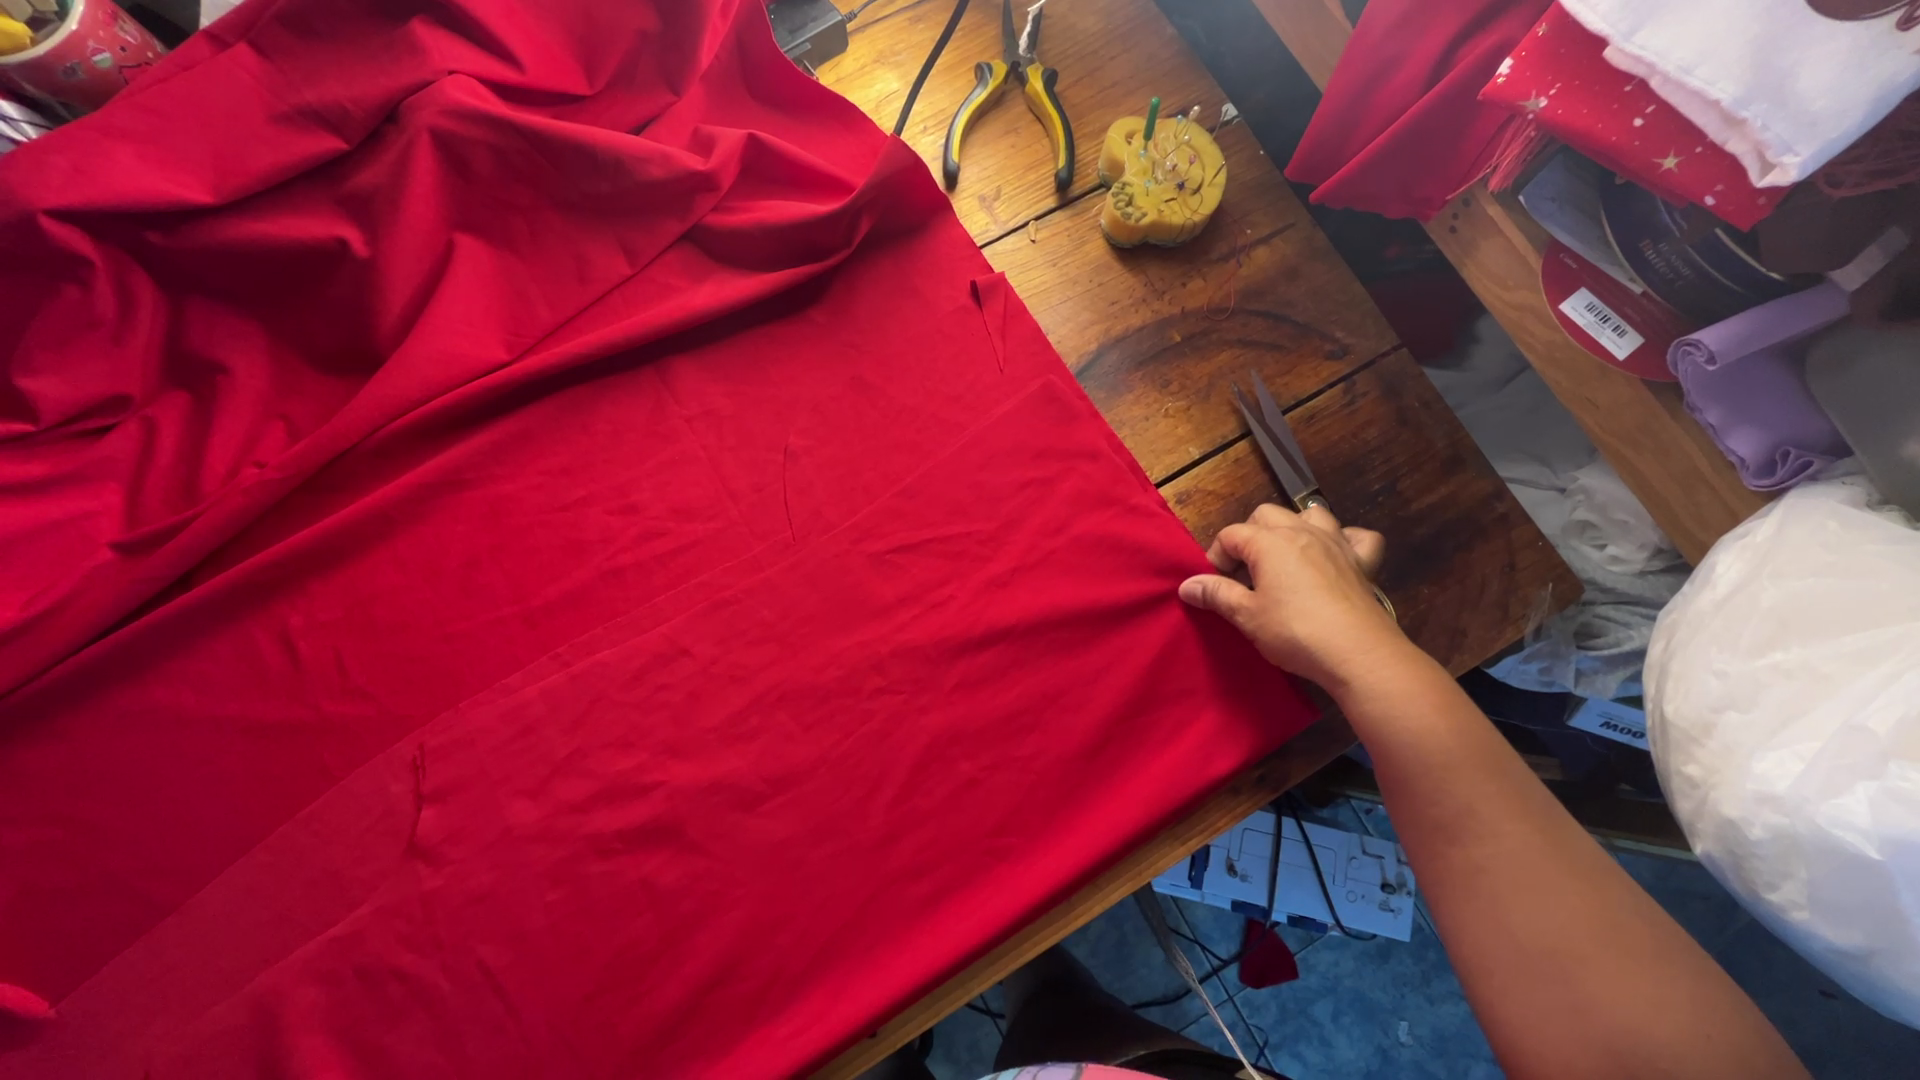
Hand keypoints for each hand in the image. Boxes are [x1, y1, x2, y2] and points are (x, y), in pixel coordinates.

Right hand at [1177, 503, 1407, 691]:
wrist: (1357, 653)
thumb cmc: (1295, 632)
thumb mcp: (1246, 615)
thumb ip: (1216, 594)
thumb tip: (1186, 585)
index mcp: (1270, 542)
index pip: (1231, 534)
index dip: (1216, 557)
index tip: (1215, 585)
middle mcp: (1302, 532)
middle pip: (1267, 515)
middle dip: (1249, 536)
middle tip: (1244, 572)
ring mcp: (1336, 543)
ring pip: (1311, 514)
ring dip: (1293, 528)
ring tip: (1285, 556)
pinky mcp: (1362, 562)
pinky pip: (1356, 537)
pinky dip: (1344, 540)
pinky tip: (1335, 555)